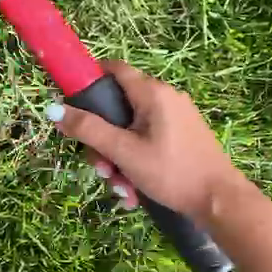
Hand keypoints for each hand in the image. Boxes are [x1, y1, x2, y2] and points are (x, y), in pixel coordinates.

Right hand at [50, 61, 247, 219]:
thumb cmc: (171, 172)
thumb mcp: (122, 152)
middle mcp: (165, 99)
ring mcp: (175, 119)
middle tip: (100, 168)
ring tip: (121, 188)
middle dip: (101, 142)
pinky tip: (134, 192)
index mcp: (153, 94)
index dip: (88, 82)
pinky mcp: (180, 138)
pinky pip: (145, 144)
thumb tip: (52, 110)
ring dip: (116, 161)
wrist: (219, 201)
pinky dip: (134, 165)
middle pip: (116, 110)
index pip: (113, 70)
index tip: (71, 106)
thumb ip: (87, 129)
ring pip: (128, 132)